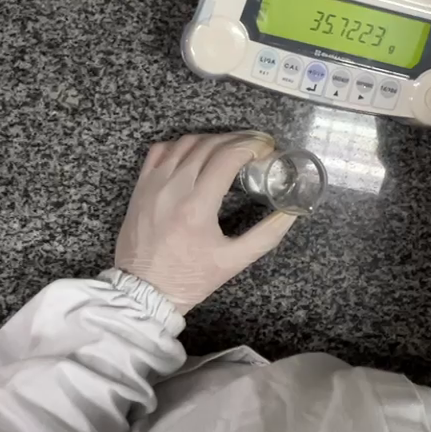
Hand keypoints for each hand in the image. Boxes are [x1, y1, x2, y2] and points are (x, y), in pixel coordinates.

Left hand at [114, 133, 297, 313]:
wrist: (143, 291)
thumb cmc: (189, 278)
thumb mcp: (233, 262)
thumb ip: (265, 236)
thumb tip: (291, 213)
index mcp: (197, 206)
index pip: (227, 157)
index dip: (250, 146)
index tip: (265, 148)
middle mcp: (173, 188)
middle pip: (208, 145)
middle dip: (236, 140)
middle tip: (253, 146)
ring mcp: (153, 184)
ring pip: (185, 143)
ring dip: (210, 140)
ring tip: (228, 148)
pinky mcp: (140, 187)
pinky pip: (159, 151)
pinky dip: (180, 145)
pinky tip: (194, 153)